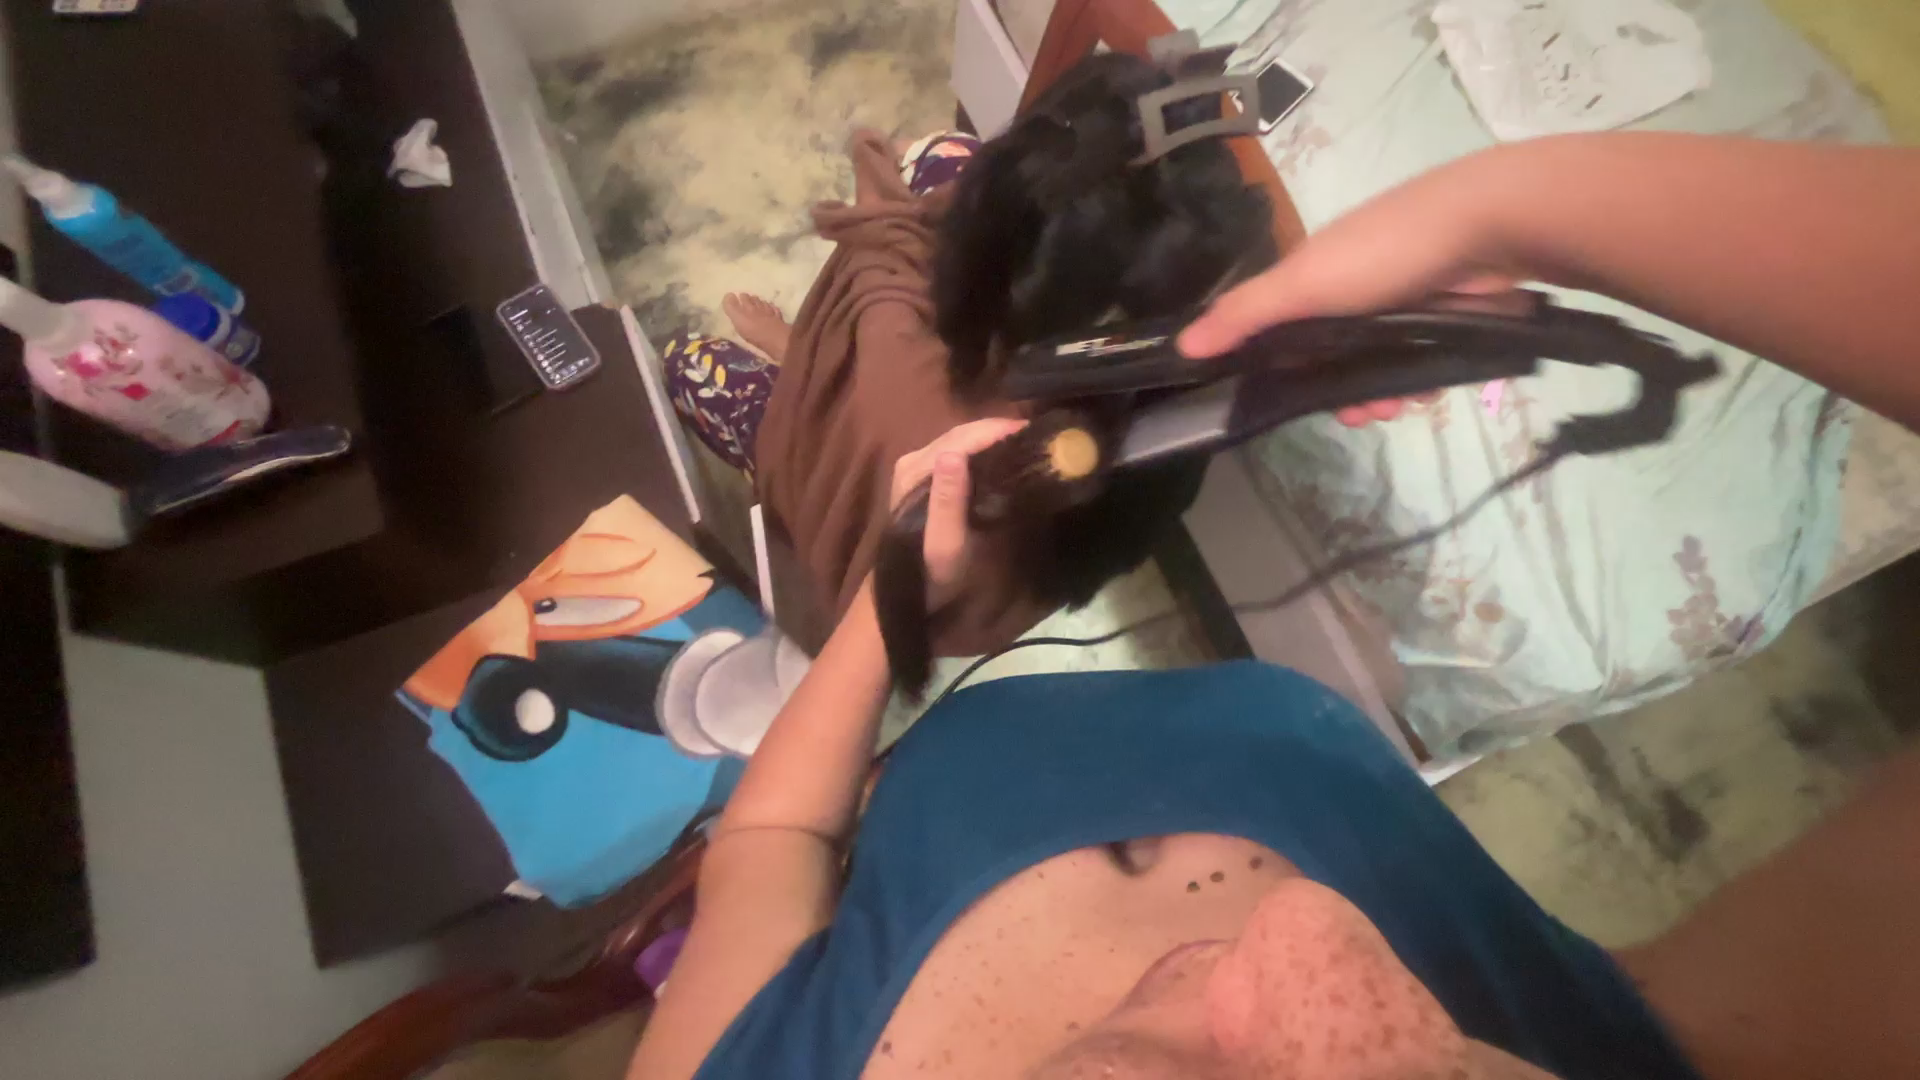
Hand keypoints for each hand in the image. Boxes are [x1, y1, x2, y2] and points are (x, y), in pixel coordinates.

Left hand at [890, 418, 1027, 604]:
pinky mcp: (920, 471)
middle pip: (960, 433)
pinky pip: (955, 448)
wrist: (912, 588)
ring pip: (959, 438)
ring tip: (1024, 442)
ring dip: (990, 436)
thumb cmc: (935, 571)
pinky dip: (980, 446)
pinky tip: (1000, 452)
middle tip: (1036, 436)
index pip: (961, 438)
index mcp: (916, 472)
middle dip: (997, 430)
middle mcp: (912, 460)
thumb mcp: (945, 543)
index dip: (997, 430)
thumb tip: (954, 455)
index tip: (1033, 431)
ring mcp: (914, 463)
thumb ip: (947, 500)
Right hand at [1177, 147, 1527, 425]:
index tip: (1289, 402)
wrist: (1499, 221)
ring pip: (1376, 361)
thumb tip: (1179, 346)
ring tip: (1396, 407)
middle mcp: (1351, 286)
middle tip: (1359, 415)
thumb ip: (1242, 316)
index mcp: (1312, 276)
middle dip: (1339, 391)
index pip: (1280, 334)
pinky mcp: (1445, 309)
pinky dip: (1419, 378)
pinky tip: (1428, 391)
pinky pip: (1419, 356)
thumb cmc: (1386, 251)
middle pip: (1329, 354)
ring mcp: (1401, 297)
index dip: (1279, 371)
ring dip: (1380, 392)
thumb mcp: (1301, 285)